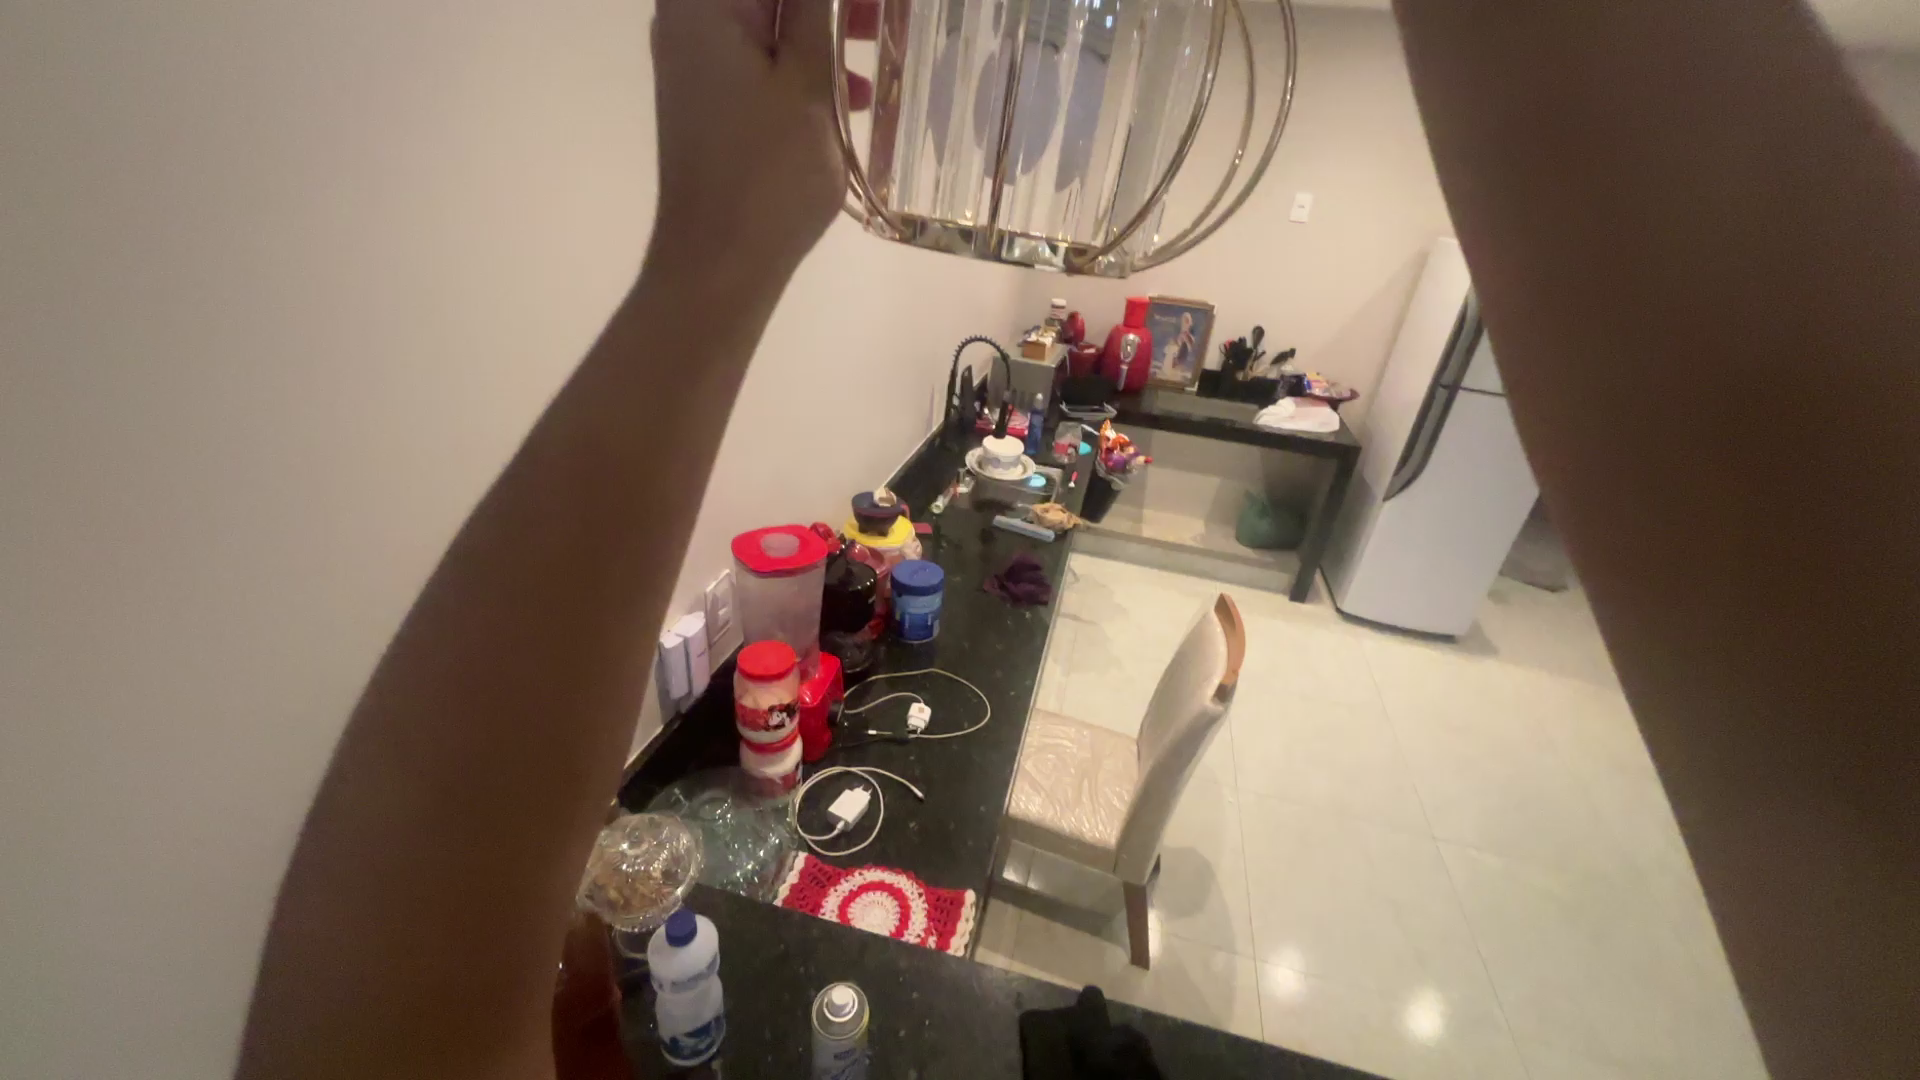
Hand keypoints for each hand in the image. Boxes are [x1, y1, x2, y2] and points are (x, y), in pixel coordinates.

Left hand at [648, 0, 879, 283]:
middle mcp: (689, 18)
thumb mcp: (807, 87)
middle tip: (879, 19)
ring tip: (875, 56)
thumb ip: (819, 13)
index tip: (868, 9)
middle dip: (828, 6)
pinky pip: (760, 64)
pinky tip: (847, 97)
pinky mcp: (710, 105)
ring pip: (767, 25)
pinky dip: (801, 69)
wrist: (718, 265)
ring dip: (820, 33)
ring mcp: (697, 65)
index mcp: (707, 0)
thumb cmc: (767, 177)